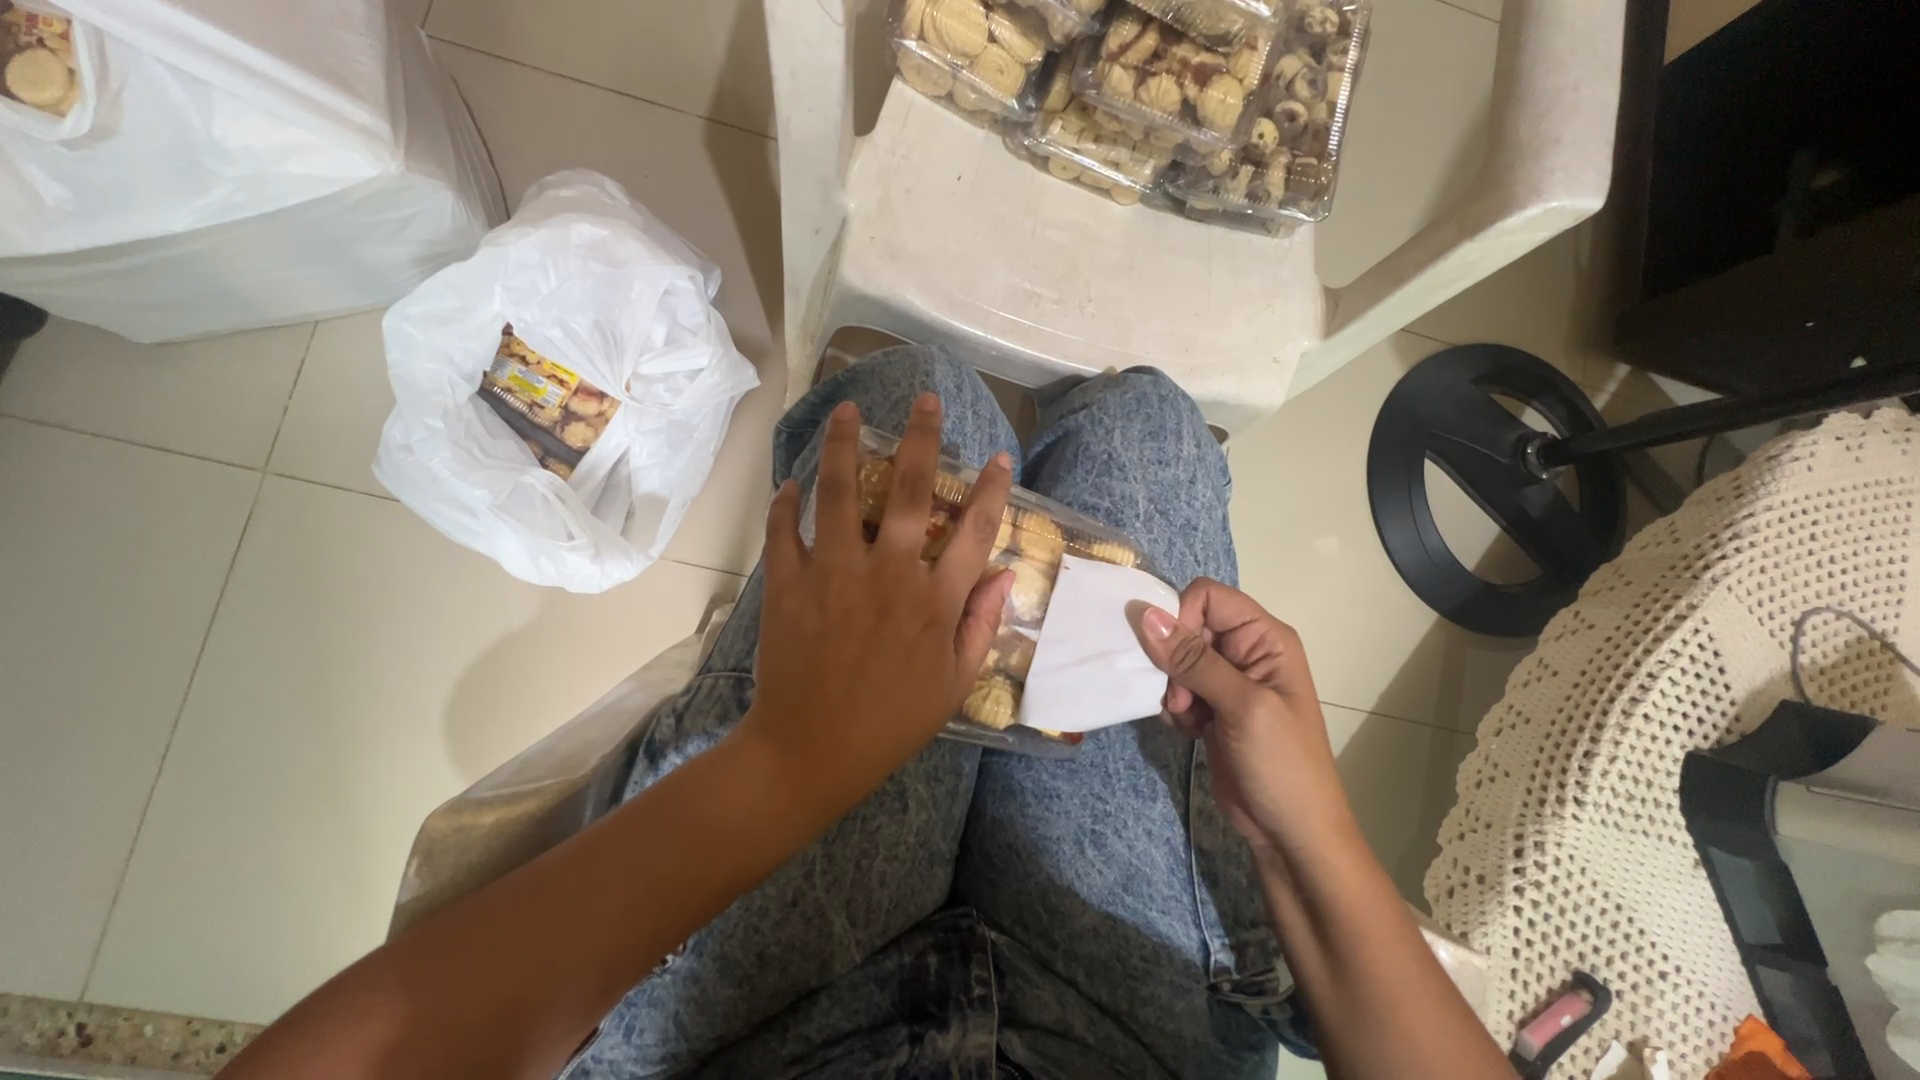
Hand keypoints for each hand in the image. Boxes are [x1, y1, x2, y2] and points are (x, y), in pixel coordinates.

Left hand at [742, 394, 1013, 805]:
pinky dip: (786, 503)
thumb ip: (980, 626)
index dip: (992, 490)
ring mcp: (835, 573)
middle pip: (912, 490)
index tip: (999, 458)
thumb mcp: (954, 685)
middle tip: (926, 400)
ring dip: (846, 446)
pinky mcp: (789, 583)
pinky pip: (785, 530)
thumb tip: (1005, 578)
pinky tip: (791, 483)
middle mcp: (889, 573)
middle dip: (923, 438)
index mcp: (935, 601)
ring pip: (842, 493)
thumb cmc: (890, 723)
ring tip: (847, 410)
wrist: (812, 750)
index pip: (976, 531)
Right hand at [1135, 580, 1347, 850]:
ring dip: (1172, 688)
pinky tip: (1190, 731)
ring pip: (1175, 659)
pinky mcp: (1211, 707)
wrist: (1290, 832)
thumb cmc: (1281, 765)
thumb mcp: (1242, 706)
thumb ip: (1193, 659)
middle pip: (1187, 626)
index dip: (1183, 619)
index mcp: (1265, 637)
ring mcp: (1227, 680)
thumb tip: (1145, 613)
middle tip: (1181, 699)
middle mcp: (1246, 650)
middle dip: (1174, 661)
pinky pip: (1176, 688)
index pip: (1207, 596)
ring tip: (1189, 719)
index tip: (1174, 660)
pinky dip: (1175, 707)